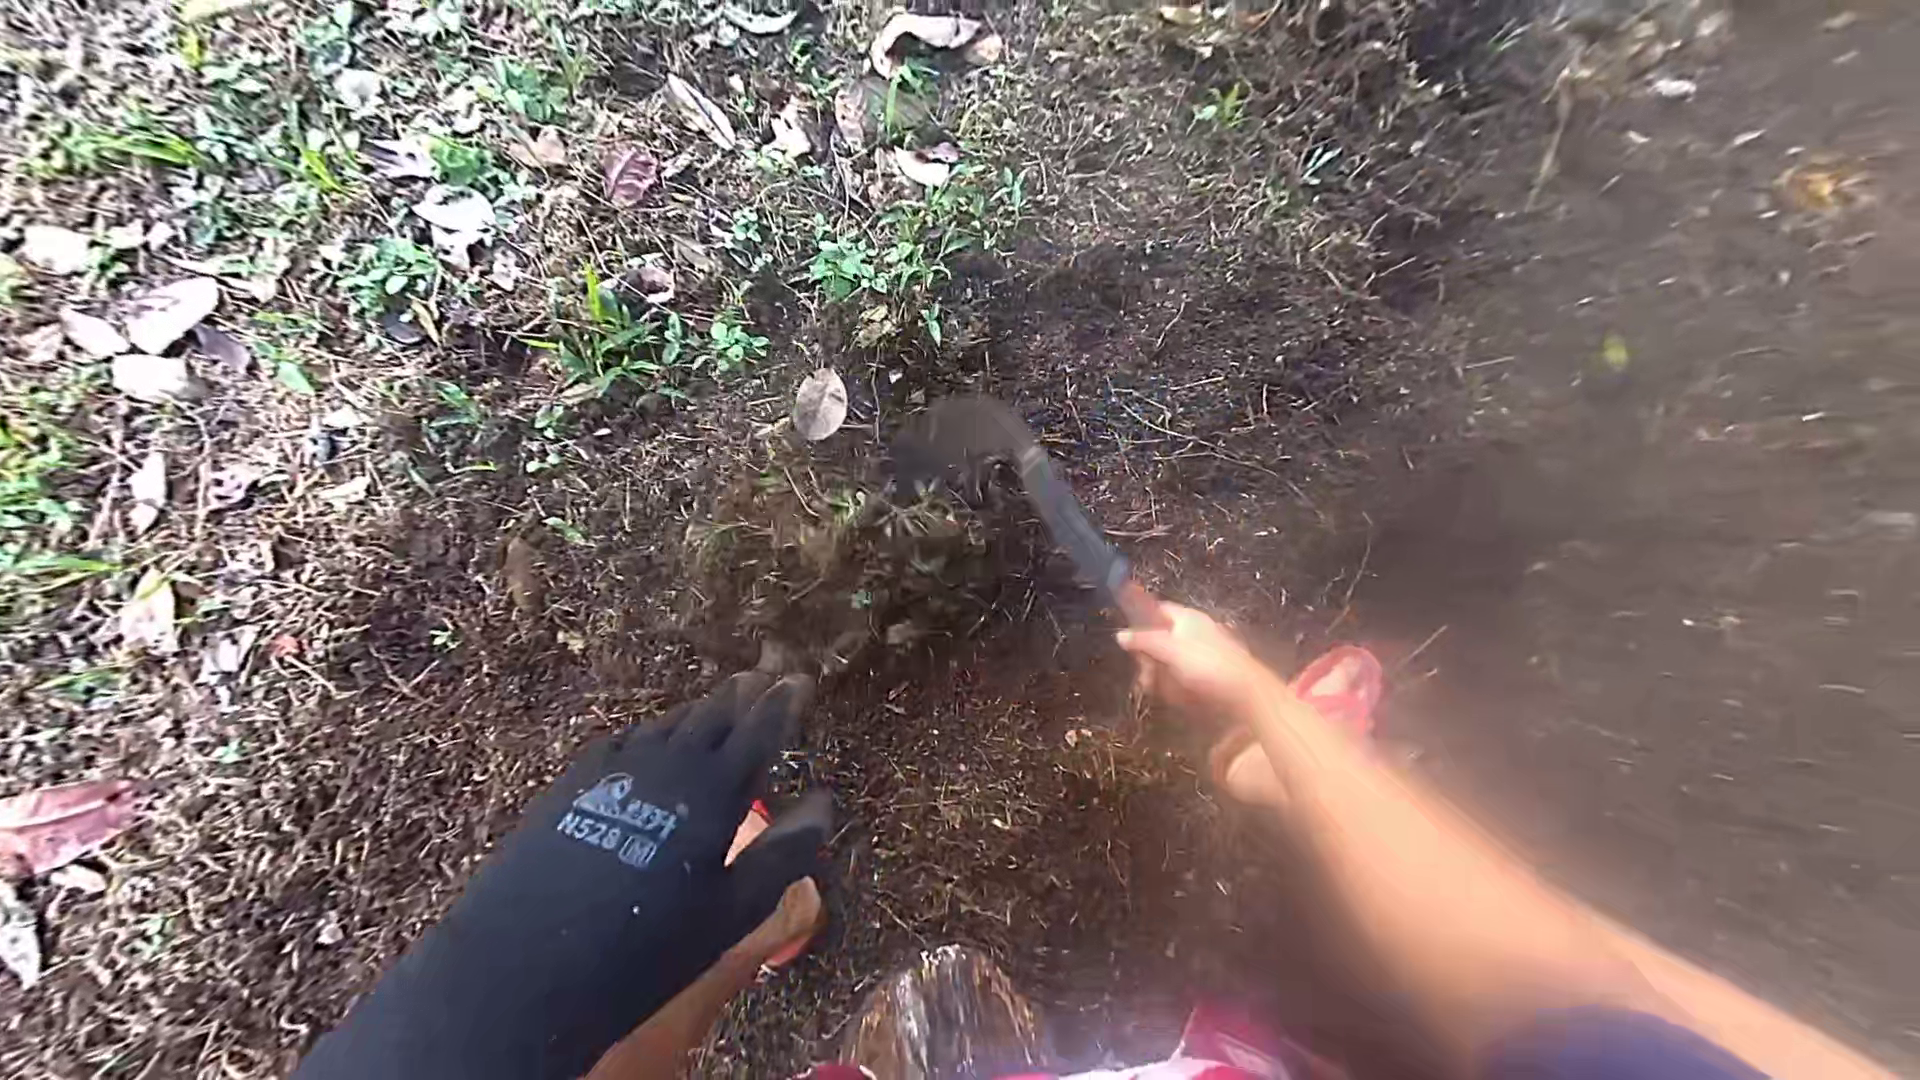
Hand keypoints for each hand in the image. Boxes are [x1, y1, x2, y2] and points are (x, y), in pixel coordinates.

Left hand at [295, 673, 830, 1079]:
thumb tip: (827, 800)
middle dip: (748, 690)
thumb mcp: (730, 911)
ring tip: (725, 697)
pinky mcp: (582, 776)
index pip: (762, 728)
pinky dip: (660, 727)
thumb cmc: (643, 948)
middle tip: (766, 674)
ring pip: (677, 718)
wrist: (519, 971)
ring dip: (706, 706)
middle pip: (719, 710)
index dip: (786, 701)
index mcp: (716, 789)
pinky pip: (634, 735)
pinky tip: (661, 733)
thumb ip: (784, 851)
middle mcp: (674, 761)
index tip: (801, 678)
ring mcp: (623, 764)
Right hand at [1116, 602, 1283, 719]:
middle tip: (1147, 675)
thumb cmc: (1207, 664)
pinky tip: (1179, 696)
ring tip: (1162, 689)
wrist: (1248, 693)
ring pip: (1171, 660)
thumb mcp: (1169, 649)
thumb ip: (1143, 641)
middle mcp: (1197, 631)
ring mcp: (1206, 652)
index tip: (1131, 639)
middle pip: (1161, 638)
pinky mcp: (1212, 673)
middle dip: (1150, 657)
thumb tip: (1121, 635)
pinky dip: (1178, 685)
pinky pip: (1185, 675)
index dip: (1142, 619)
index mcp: (1187, 618)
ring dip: (1162, 675)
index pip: (1158, 609)